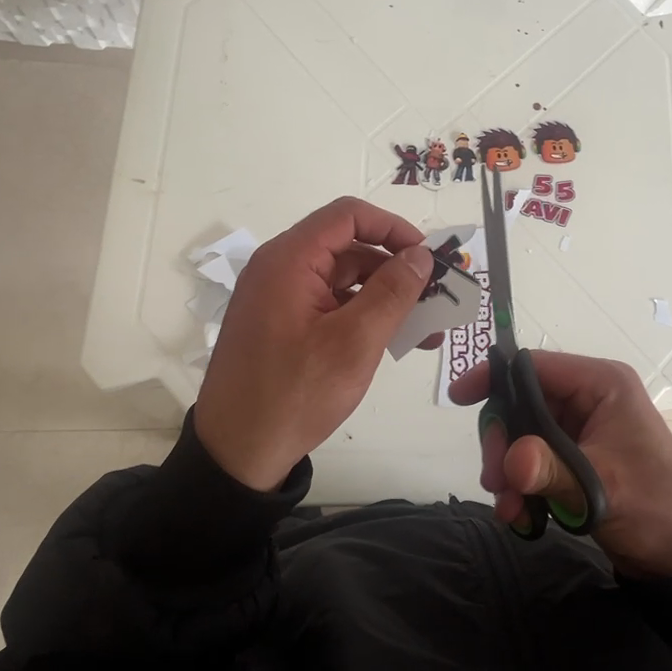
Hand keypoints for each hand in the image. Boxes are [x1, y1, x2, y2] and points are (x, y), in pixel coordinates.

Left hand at [194, 198, 432, 490]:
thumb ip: (392, 292)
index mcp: (289, 260)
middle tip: (435, 296)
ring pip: (343, 277)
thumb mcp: (354, 343)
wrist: (235, 455)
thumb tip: (421, 254)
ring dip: (384, 296)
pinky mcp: (281, 323)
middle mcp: (279, 268)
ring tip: (425, 328)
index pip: (348, 215)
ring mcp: (278, 296)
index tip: (426, 256)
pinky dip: (362, 314)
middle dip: (395, 267)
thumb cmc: (295, 394)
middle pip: (347, 246)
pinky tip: (394, 340)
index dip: (392, 228)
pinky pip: (330, 303)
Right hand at [450, 352, 671, 578]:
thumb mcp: (601, 488)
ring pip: (524, 434)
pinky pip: (534, 459)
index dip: (495, 377)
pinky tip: (520, 515)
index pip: (535, 366)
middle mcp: (590, 397)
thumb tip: (511, 459)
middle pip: (523, 402)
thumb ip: (552, 470)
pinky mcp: (576, 457)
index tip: (459, 399)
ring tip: (509, 509)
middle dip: (503, 441)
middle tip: (494, 481)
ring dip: (509, 470)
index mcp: (602, 384)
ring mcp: (582, 427)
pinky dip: (522, 484)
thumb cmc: (655, 508)